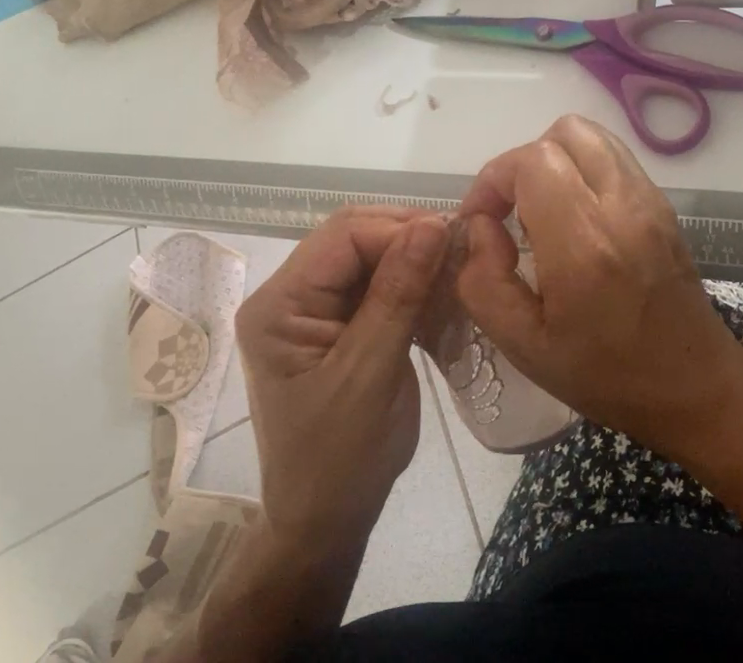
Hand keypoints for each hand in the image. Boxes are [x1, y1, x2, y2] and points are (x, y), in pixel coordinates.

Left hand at [236, 208, 449, 543]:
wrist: (327, 518)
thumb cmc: (340, 456)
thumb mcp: (370, 373)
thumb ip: (398, 295)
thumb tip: (434, 224)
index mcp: (279, 306)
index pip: (343, 236)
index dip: (400, 229)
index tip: (456, 241)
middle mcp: (290, 298)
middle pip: (354, 239)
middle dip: (409, 238)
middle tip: (463, 252)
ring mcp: (315, 313)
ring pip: (371, 259)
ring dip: (415, 260)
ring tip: (459, 270)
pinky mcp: (341, 327)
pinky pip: (380, 286)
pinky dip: (414, 285)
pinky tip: (443, 293)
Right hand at [455, 115, 742, 452]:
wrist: (696, 386)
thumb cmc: (608, 376)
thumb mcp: (525, 348)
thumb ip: (484, 282)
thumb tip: (479, 228)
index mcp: (585, 244)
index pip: (532, 161)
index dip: (493, 180)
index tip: (481, 222)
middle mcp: (623, 206)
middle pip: (565, 132)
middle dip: (523, 163)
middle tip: (510, 213)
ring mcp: (651, 201)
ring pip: (594, 137)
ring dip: (556, 161)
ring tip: (542, 214)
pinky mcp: (664, 207)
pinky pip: (616, 160)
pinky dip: (585, 172)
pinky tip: (577, 223)